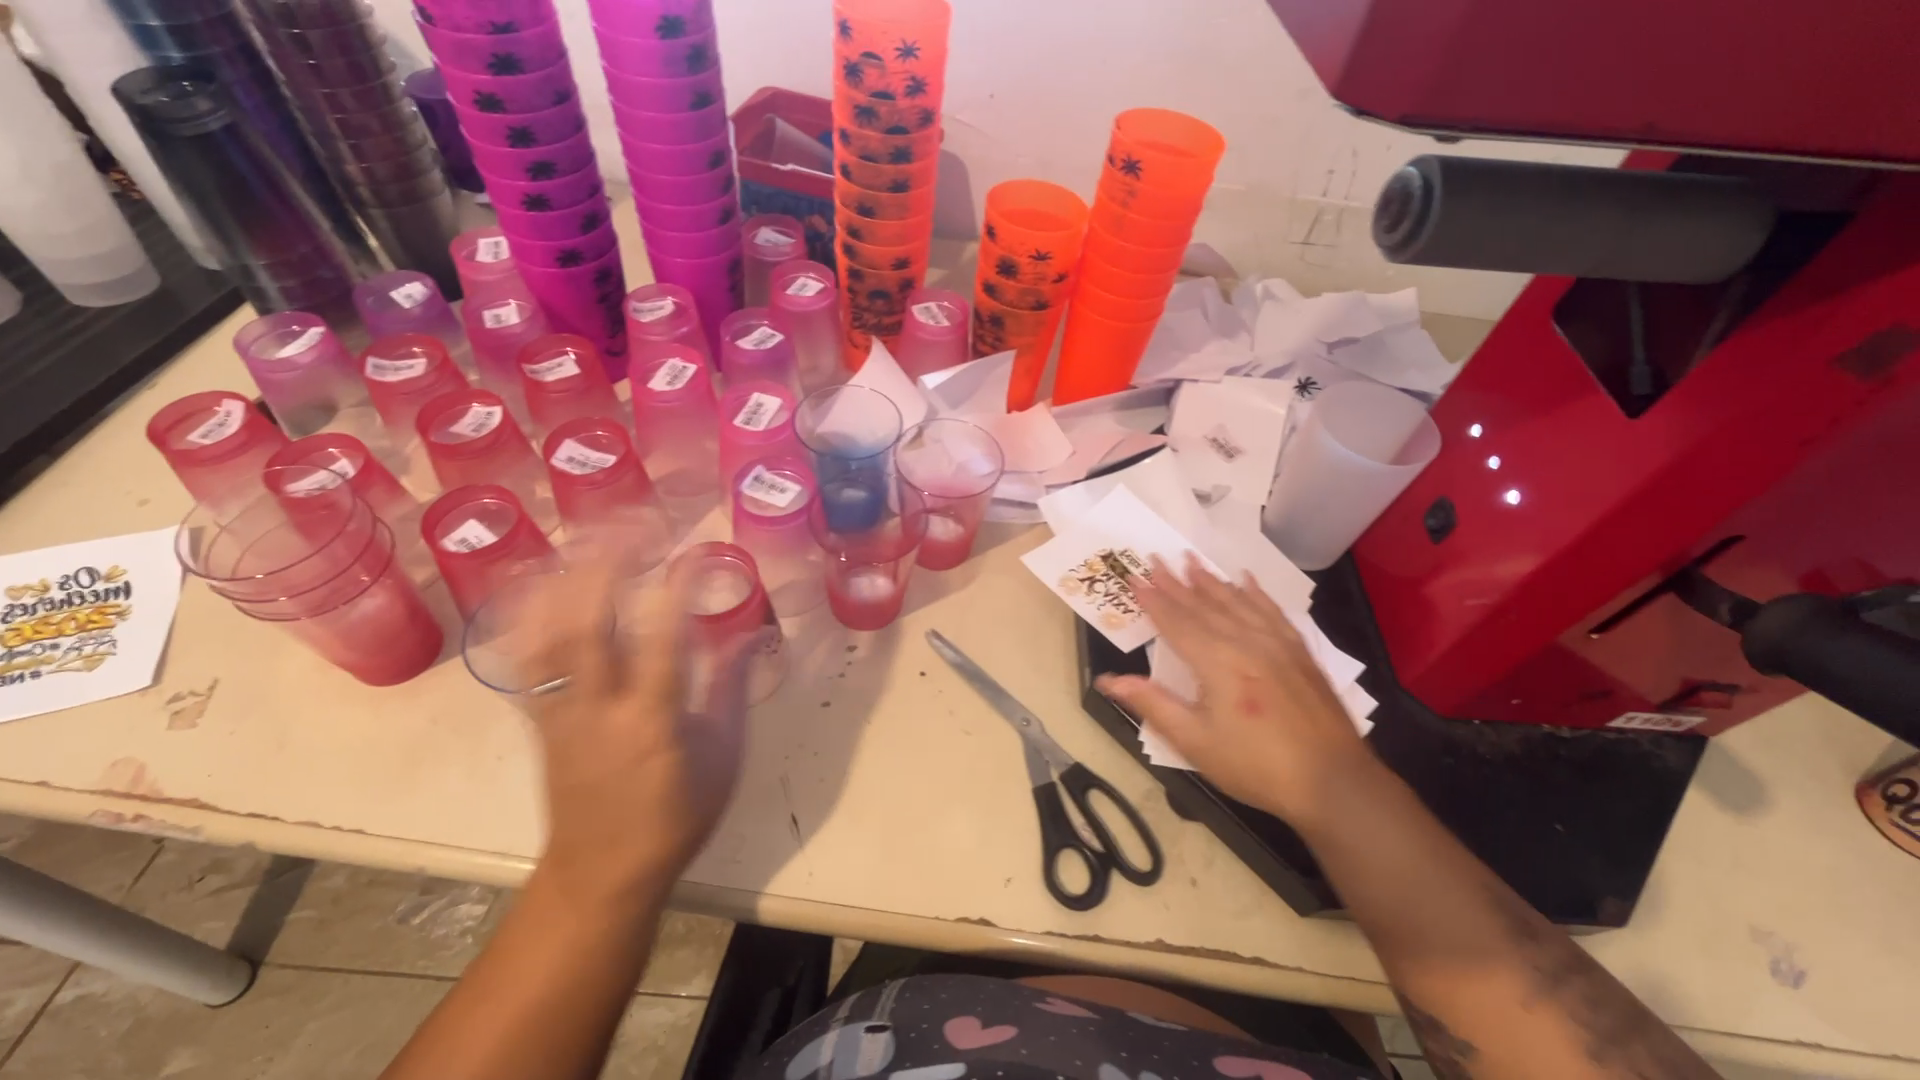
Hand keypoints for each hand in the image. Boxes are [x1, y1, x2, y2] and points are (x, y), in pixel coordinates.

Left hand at [515, 556, 759, 905]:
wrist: (602, 871)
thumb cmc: (675, 817)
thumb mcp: (722, 760)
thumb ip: (730, 691)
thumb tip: (749, 632)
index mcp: (653, 723)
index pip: (664, 641)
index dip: (676, 591)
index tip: (691, 552)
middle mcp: (598, 709)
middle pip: (589, 626)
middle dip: (605, 567)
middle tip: (630, 526)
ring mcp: (560, 713)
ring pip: (549, 636)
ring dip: (566, 580)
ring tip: (588, 539)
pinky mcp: (538, 719)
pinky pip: (524, 660)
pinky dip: (529, 616)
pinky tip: (541, 583)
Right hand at [1096, 554, 1380, 827]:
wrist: (1332, 781)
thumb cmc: (1255, 765)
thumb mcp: (1195, 741)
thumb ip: (1152, 704)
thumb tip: (1108, 680)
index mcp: (1217, 661)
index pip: (1176, 622)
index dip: (1153, 600)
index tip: (1134, 576)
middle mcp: (1246, 642)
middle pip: (1204, 605)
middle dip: (1177, 582)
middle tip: (1156, 558)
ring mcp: (1278, 644)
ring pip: (1237, 602)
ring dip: (1211, 581)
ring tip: (1191, 560)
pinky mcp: (1300, 653)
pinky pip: (1272, 611)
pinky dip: (1255, 593)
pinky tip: (1246, 581)